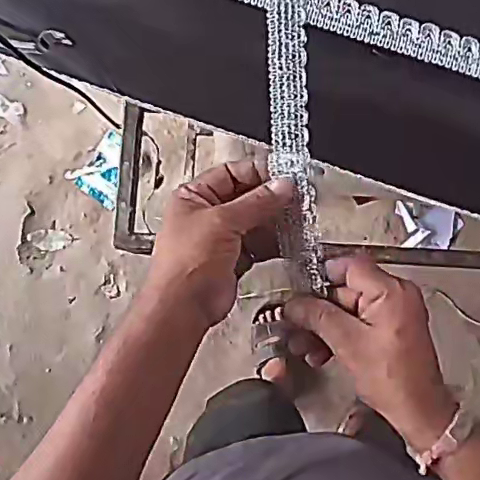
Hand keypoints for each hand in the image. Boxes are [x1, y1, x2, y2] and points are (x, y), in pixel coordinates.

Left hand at [147, 160, 294, 331]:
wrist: (183, 306)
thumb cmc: (184, 264)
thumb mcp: (222, 221)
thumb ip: (256, 202)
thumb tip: (280, 186)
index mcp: (193, 197)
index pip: (230, 173)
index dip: (258, 172)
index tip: (284, 175)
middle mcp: (205, 216)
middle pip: (246, 197)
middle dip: (272, 198)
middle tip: (297, 197)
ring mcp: (219, 239)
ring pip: (255, 222)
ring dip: (276, 221)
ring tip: (297, 217)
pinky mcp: (232, 261)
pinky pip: (258, 246)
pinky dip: (274, 243)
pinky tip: (289, 239)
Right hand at [285, 256, 457, 449]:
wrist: (417, 409)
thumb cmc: (396, 381)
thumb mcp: (347, 344)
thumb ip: (318, 316)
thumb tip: (296, 304)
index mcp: (392, 292)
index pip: (350, 265)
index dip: (320, 276)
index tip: (300, 290)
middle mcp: (397, 296)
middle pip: (346, 288)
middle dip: (318, 309)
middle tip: (297, 324)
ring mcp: (395, 312)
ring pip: (348, 307)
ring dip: (324, 325)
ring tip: (307, 344)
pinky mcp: (390, 328)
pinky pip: (358, 321)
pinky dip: (339, 333)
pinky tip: (322, 351)